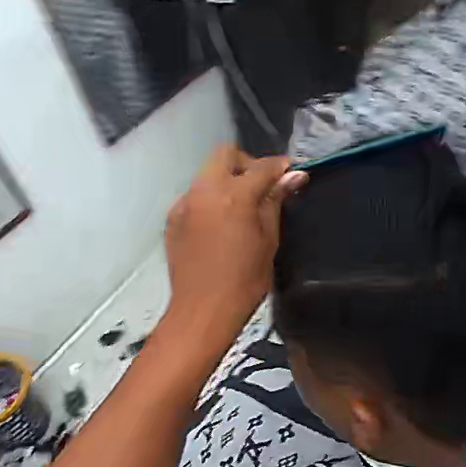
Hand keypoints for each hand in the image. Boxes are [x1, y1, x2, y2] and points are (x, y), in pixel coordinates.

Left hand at [162, 145, 305, 338]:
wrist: (203, 310)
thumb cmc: (245, 280)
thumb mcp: (268, 240)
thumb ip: (275, 202)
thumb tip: (292, 177)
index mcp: (233, 195)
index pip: (262, 167)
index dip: (280, 168)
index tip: (291, 175)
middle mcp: (204, 191)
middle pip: (225, 155)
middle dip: (246, 164)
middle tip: (262, 188)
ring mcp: (184, 204)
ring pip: (207, 175)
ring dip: (226, 181)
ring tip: (241, 209)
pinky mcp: (172, 219)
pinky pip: (194, 197)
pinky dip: (210, 201)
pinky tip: (220, 227)